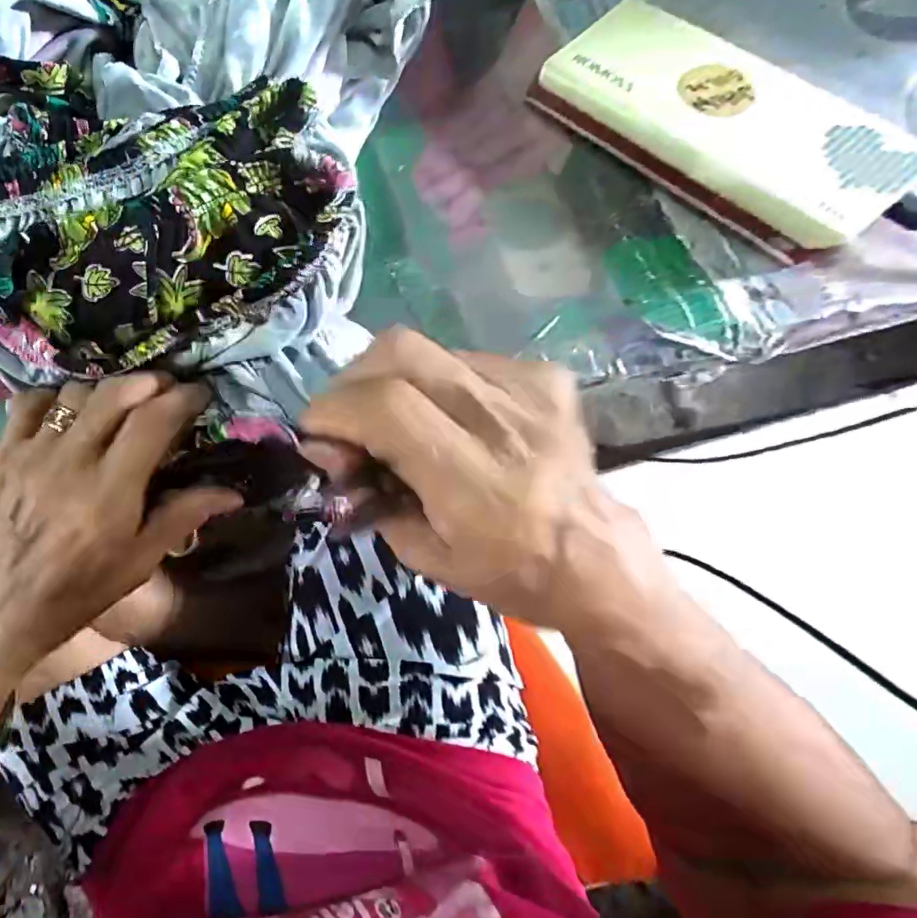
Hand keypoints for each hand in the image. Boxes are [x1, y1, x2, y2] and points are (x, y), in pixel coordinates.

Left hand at [0, 374, 242, 724]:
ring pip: (74, 393)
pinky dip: (53, 397)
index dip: (180, 399)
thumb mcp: (140, 560)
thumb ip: (183, 516)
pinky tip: (66, 412)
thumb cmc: (81, 587)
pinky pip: (28, 402)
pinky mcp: (5, 452)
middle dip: (147, 382)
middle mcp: (72, 460)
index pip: (151, 421)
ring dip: (104, 391)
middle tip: (163, 388)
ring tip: (118, 403)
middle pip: (114, 394)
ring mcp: (33, 451)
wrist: (8, 602)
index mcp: (110, 490)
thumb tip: (232, 493)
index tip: (197, 394)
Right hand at [299, 328, 660, 633]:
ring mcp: (526, 389)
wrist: (599, 562)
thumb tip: (331, 456)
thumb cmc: (506, 570)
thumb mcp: (420, 554)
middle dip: (348, 384)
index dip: (331, 412)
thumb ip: (368, 497)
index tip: (317, 441)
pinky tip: (439, 414)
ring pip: (419, 346)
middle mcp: (500, 419)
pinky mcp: (543, 377)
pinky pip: (455, 357)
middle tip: (345, 424)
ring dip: (381, 378)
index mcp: (471, 476)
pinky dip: (426, 380)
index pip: (382, 405)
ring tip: (385, 417)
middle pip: (395, 353)